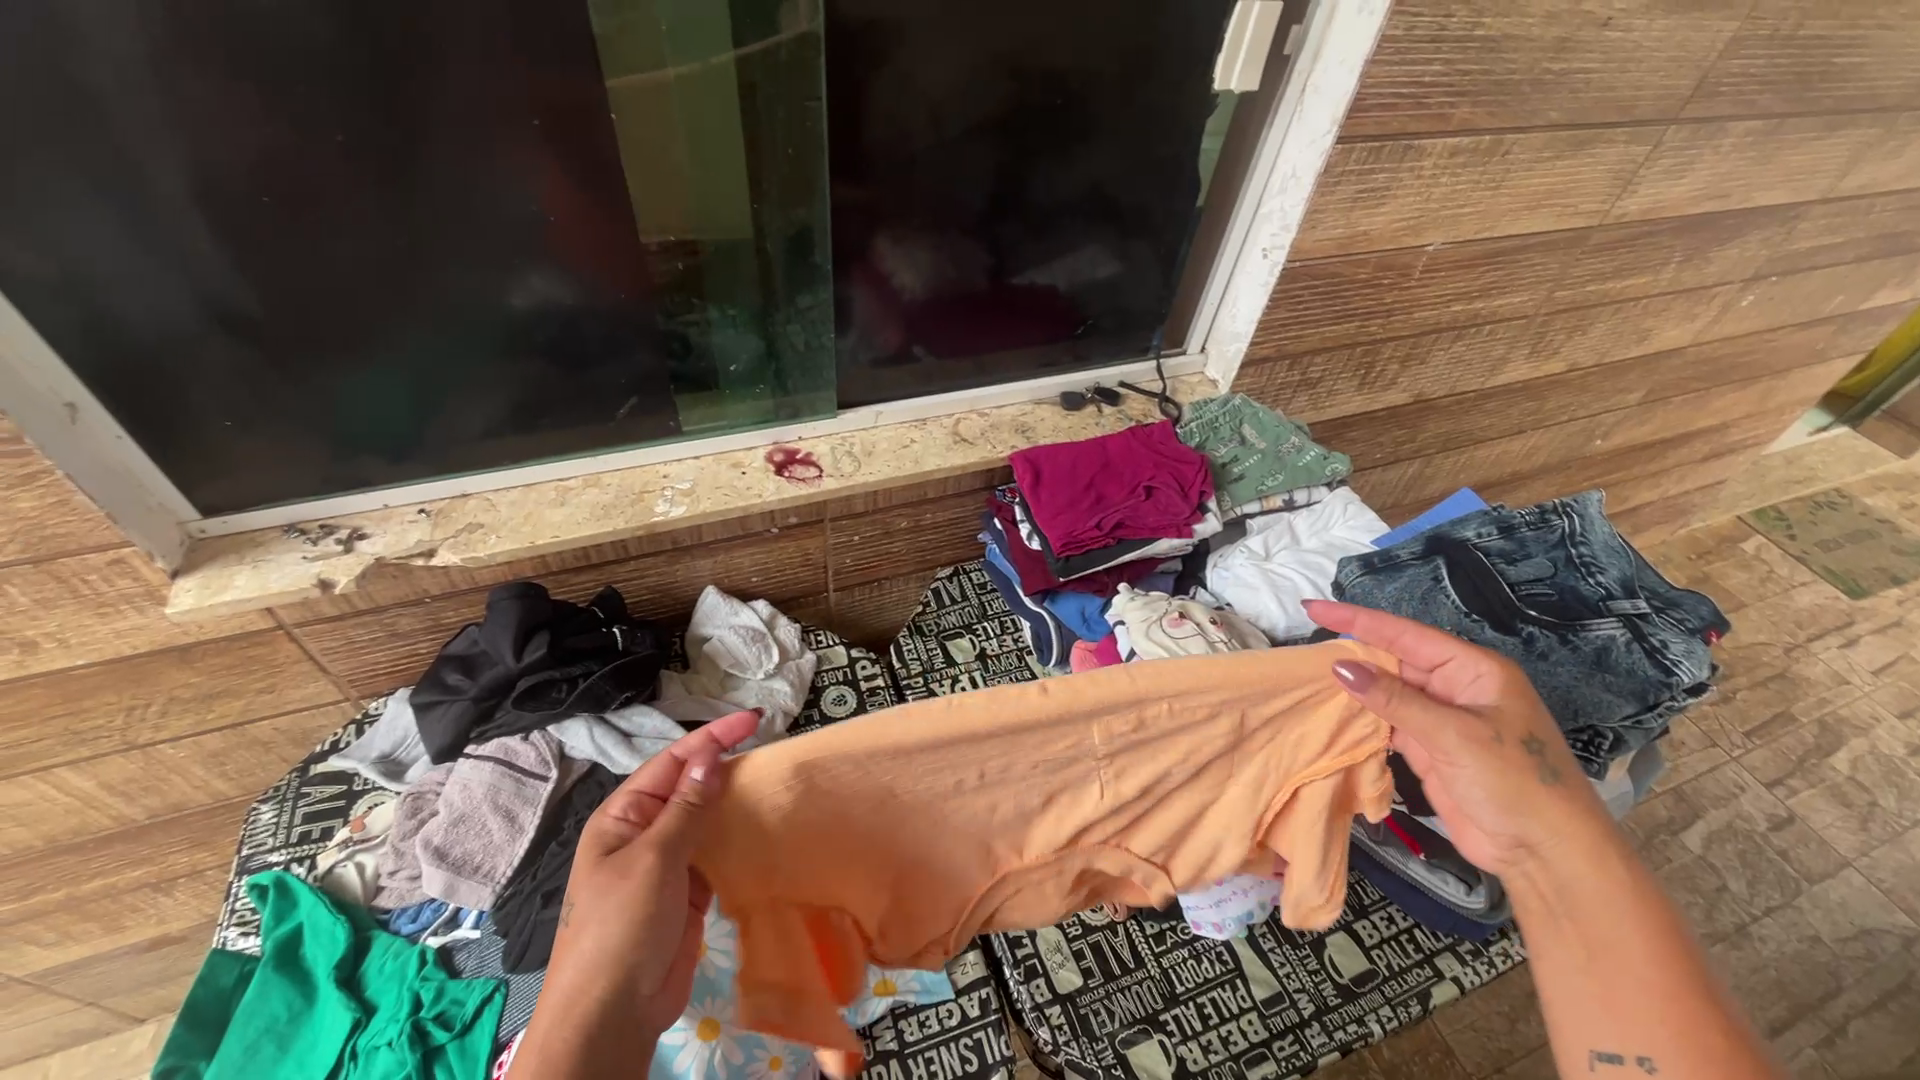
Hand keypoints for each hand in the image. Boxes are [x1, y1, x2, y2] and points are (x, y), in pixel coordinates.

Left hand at [509, 709, 759, 1079]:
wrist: (613, 1013)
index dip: (713, 737)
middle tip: (772, 748)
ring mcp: (667, 863)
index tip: (755, 719)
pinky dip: (739, 839)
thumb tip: (710, 755)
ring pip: (707, 819)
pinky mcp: (689, 892)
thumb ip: (687, 807)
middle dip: (726, 764)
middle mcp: (644, 832)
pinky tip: (764, 828)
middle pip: (690, 786)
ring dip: (735, 801)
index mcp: (623, 816)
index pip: (673, 762)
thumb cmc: (622, 926)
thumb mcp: (654, 858)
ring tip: (775, 781)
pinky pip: (717, 853)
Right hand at [1304, 600, 1613, 876]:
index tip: (1313, 607)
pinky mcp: (1430, 750)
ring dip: (1354, 686)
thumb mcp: (1454, 735)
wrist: (1545, 852)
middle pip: (1395, 660)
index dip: (1357, 619)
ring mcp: (1442, 720)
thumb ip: (1394, 700)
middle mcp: (1456, 688)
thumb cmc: (1514, 782)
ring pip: (1388, 692)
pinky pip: (1388, 722)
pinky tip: (1334, 711)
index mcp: (1473, 670)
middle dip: (1353, 651)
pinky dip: (1362, 717)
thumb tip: (1339, 667)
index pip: (1405, 635)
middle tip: (1305, 644)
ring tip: (1309, 674)